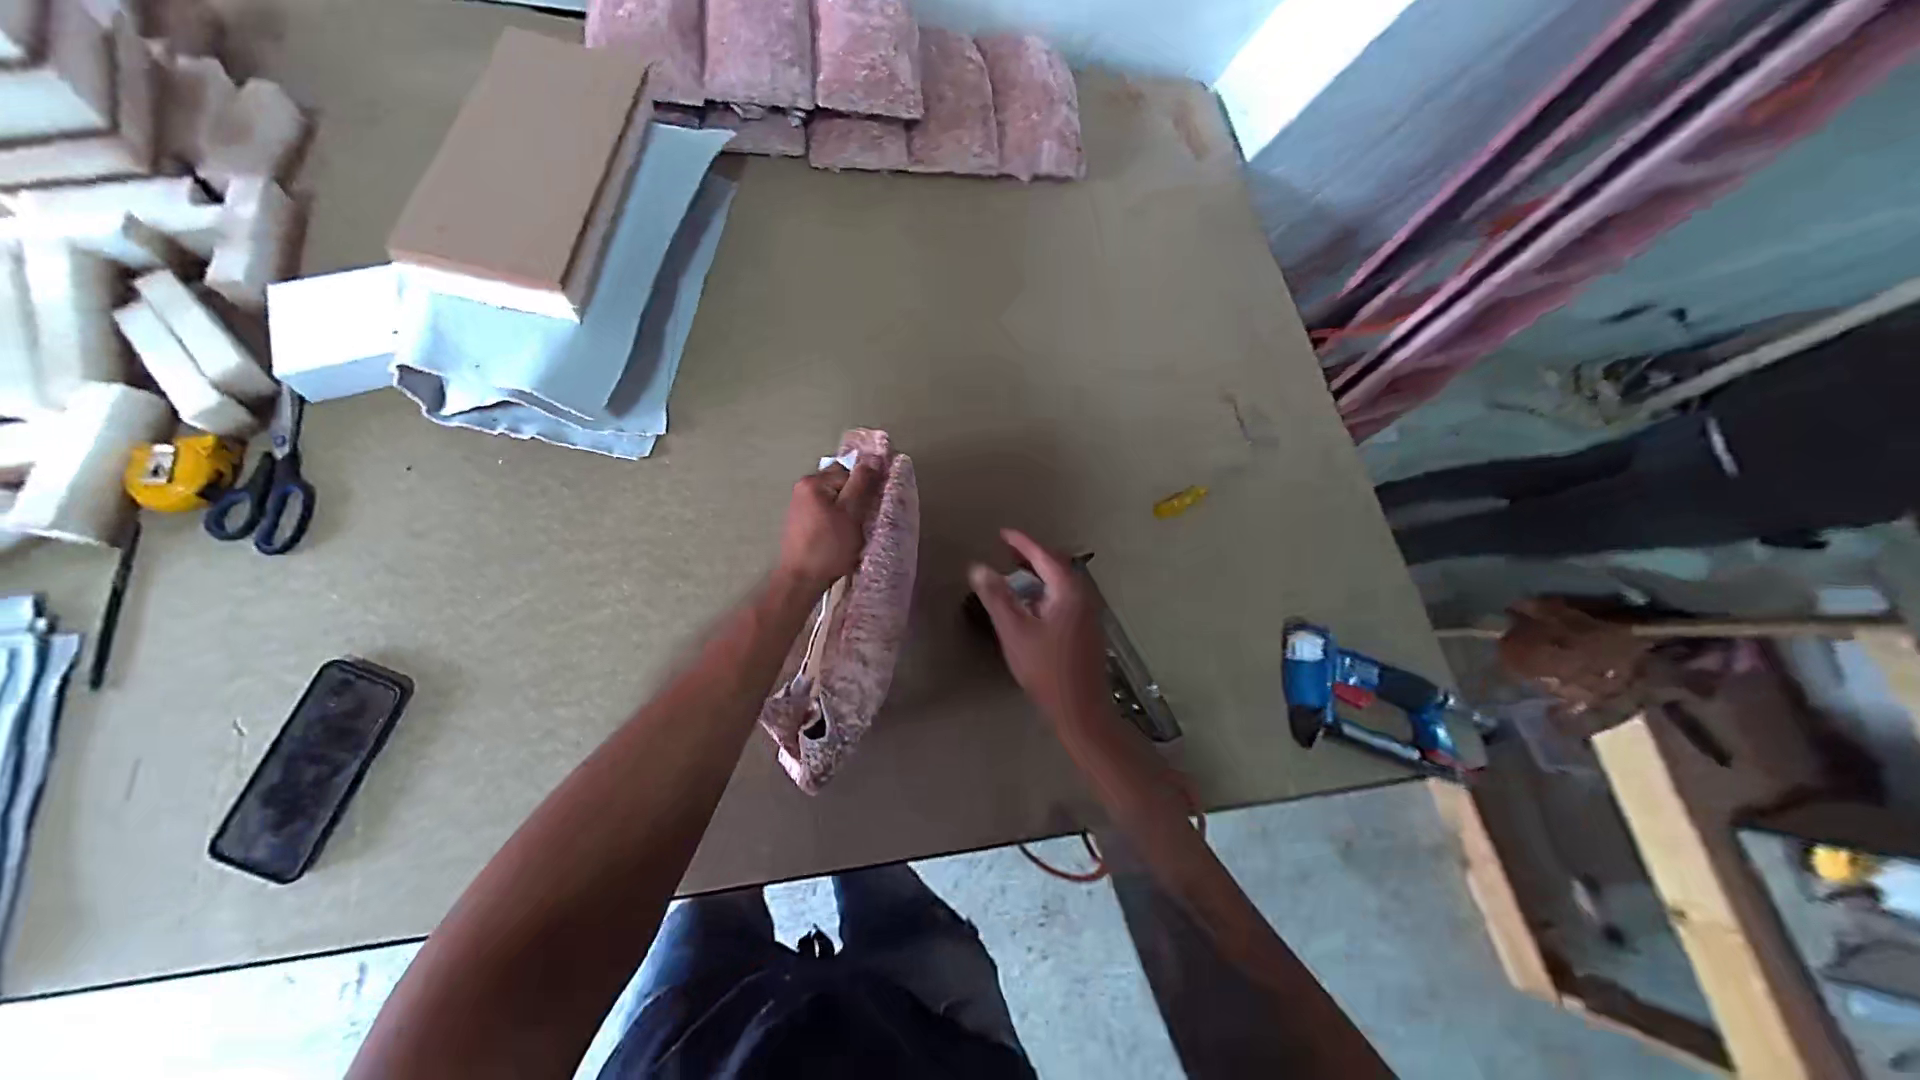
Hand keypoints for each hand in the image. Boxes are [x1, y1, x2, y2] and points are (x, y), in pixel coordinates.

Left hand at [778, 459, 881, 591]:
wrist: (801, 579)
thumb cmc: (828, 547)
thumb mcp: (851, 513)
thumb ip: (862, 484)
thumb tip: (874, 458)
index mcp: (813, 482)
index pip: (849, 472)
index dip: (865, 487)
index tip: (872, 506)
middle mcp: (802, 488)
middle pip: (840, 484)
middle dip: (855, 498)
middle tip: (863, 519)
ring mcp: (799, 505)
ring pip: (834, 499)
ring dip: (847, 510)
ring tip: (853, 530)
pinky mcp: (800, 521)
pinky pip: (825, 511)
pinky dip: (836, 519)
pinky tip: (840, 536)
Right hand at [969, 529, 1109, 726]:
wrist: (1081, 710)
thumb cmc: (1046, 670)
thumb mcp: (1015, 632)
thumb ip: (997, 598)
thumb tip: (978, 567)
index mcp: (1069, 593)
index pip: (1045, 557)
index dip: (1023, 543)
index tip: (1003, 533)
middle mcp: (1083, 598)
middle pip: (1057, 567)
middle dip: (1032, 556)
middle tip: (1007, 550)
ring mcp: (1087, 615)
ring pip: (1061, 584)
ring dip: (1039, 574)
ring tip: (1014, 572)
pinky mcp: (1085, 630)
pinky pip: (1064, 598)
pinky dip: (1045, 591)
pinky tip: (1030, 604)